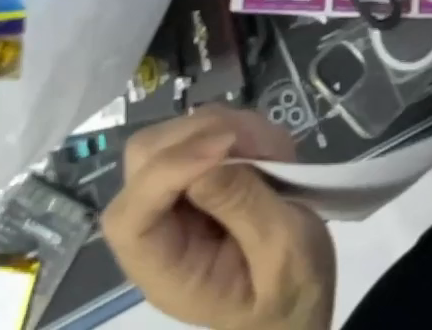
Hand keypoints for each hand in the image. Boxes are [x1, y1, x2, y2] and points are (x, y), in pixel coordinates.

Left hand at [101, 109, 334, 329]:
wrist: (301, 302)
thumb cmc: (292, 294)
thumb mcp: (283, 257)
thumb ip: (246, 210)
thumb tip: (208, 163)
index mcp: (164, 268)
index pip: (130, 215)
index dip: (168, 171)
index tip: (227, 146)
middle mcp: (159, 227)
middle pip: (144, 162)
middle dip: (200, 137)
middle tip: (258, 145)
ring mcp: (179, 199)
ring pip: (175, 136)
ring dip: (227, 129)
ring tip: (274, 153)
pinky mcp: (204, 176)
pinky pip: (208, 131)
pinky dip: (242, 129)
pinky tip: (272, 153)